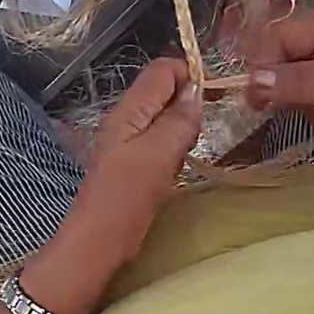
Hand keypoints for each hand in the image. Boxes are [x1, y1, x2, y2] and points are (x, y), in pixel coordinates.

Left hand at [22, 58, 200, 313]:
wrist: (99, 243)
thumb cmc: (126, 196)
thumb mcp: (158, 153)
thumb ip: (178, 120)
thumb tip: (195, 91)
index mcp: (128, 110)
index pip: (161, 70)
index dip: (189, 74)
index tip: (214, 96)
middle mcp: (126, 121)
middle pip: (163, 93)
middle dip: (189, 102)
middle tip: (208, 126)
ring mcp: (129, 144)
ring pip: (164, 120)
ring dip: (184, 128)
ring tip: (193, 147)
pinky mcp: (134, 166)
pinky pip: (161, 145)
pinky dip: (175, 149)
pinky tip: (180, 165)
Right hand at [243, 3, 313, 173]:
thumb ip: (298, 81)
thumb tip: (250, 81)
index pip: (279, 34)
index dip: (262, 62)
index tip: (254, 96)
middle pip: (281, 57)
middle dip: (278, 84)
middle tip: (282, 108)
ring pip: (290, 82)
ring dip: (295, 101)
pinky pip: (307, 99)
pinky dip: (309, 112)